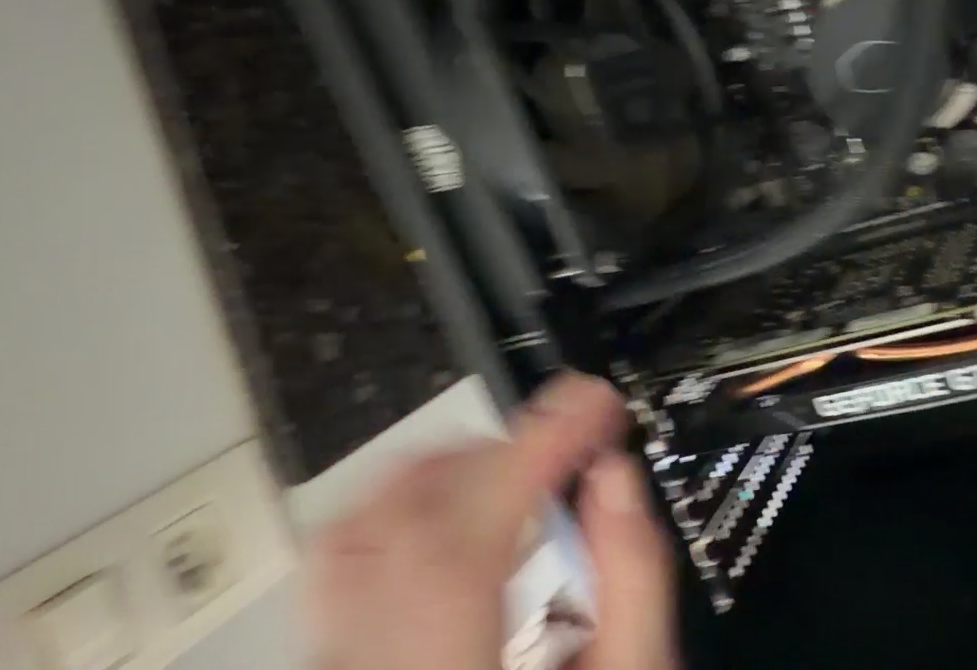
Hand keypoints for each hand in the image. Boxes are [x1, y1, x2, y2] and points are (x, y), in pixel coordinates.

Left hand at [305, 373, 678, 669]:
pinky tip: (467, 523)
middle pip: (387, 519)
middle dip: (488, 450)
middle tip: (559, 441)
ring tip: (514, 471)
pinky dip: (407, 517)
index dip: (541, 441)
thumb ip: (632, 575)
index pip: (477, 525)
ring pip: (347, 538)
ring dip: (439, 475)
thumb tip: (614, 481)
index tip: (591, 402)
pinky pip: (344, 572)